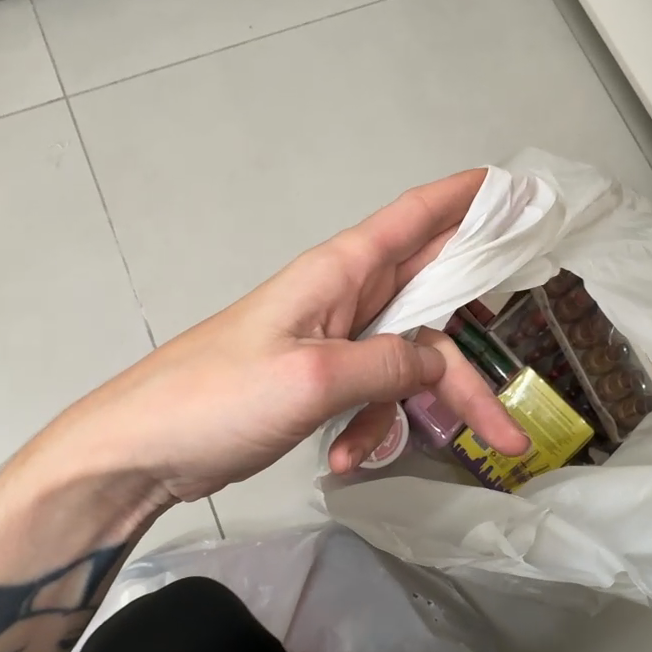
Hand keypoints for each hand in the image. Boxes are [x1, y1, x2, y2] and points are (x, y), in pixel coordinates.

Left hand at [33, 169, 528, 502]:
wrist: (140, 451)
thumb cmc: (217, 397)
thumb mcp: (315, 378)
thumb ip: (389, 365)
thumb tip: (435, 361)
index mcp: (340, 271)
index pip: (415, 216)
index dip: (465, 198)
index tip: (512, 187)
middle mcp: (344, 296)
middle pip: (430, 307)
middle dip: (468, 364)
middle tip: (510, 421)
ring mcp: (332, 339)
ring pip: (404, 362)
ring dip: (414, 412)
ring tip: (385, 464)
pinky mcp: (320, 378)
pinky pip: (371, 392)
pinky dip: (368, 424)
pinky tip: (345, 457)